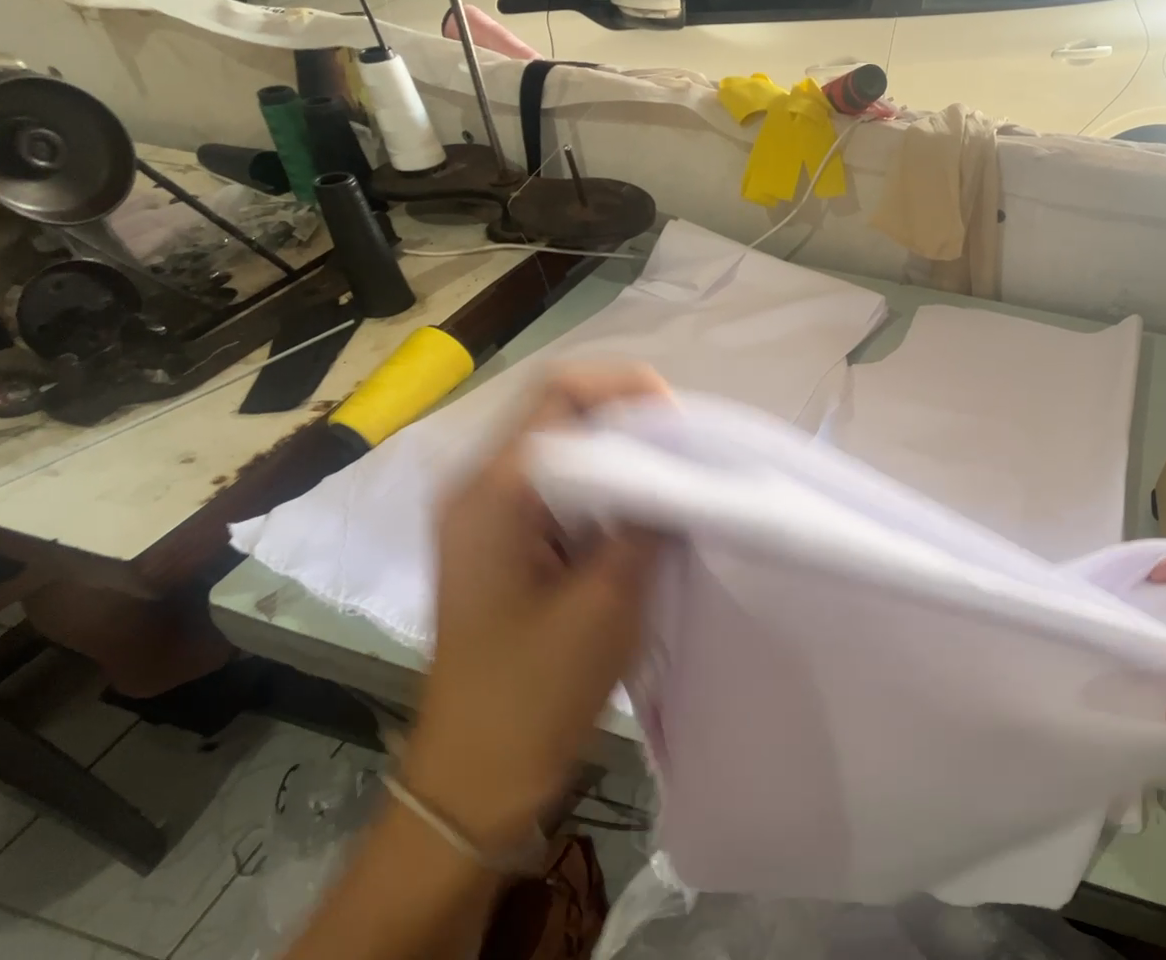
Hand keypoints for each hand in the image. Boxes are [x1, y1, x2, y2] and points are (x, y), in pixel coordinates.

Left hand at [401, 366, 669, 852]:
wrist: (478, 774)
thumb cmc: (537, 692)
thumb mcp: (608, 601)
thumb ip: (645, 521)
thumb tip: (679, 468)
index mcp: (491, 492)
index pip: (559, 394)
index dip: (626, 390)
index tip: (682, 425)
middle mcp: (477, 489)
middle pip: (558, 415)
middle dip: (628, 422)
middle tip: (688, 452)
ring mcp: (484, 518)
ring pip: (561, 452)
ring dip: (618, 457)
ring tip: (675, 479)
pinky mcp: (499, 546)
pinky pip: (557, 491)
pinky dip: (603, 490)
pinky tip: (641, 516)